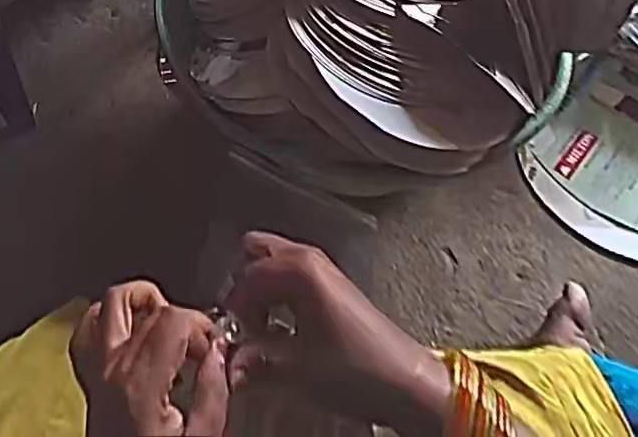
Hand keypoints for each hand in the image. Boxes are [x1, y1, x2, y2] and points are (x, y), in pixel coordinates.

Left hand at [71, 281, 229, 435]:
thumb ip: (213, 397)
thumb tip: (218, 356)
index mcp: (141, 385)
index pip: (173, 320)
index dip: (200, 327)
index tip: (213, 349)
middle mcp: (113, 369)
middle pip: (150, 309)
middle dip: (182, 319)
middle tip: (198, 347)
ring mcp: (96, 370)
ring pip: (113, 303)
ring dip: (142, 302)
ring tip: (165, 326)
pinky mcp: (89, 378)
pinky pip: (88, 328)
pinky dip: (109, 319)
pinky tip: (132, 333)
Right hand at [224, 233, 451, 432]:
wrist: (407, 384)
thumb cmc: (359, 371)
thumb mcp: (300, 369)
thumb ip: (257, 360)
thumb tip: (230, 363)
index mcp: (298, 269)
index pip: (246, 279)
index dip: (236, 311)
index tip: (235, 339)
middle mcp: (307, 256)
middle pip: (254, 254)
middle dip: (245, 288)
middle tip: (248, 325)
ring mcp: (320, 265)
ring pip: (270, 260)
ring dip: (260, 289)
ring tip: (265, 328)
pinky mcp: (329, 280)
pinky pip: (288, 271)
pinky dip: (277, 291)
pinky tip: (284, 325)